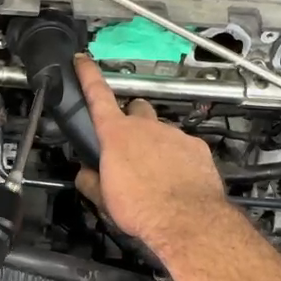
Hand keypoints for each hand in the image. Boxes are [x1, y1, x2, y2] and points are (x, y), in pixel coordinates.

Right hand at [73, 56, 233, 253]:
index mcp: (116, 135)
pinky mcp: (196, 146)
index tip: (83, 60)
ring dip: (154, 145)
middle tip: (127, 146)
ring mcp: (173, 134)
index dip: (88, 75)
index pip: (97, 95)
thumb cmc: (142, 208)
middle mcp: (146, 127)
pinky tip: (175, 179)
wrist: (186, 220)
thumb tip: (85, 174)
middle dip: (130, 121)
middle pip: (135, 110)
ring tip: (153, 173)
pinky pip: (182, 146)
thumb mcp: (103, 198)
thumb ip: (90, 180)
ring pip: (160, 130)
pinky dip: (177, 158)